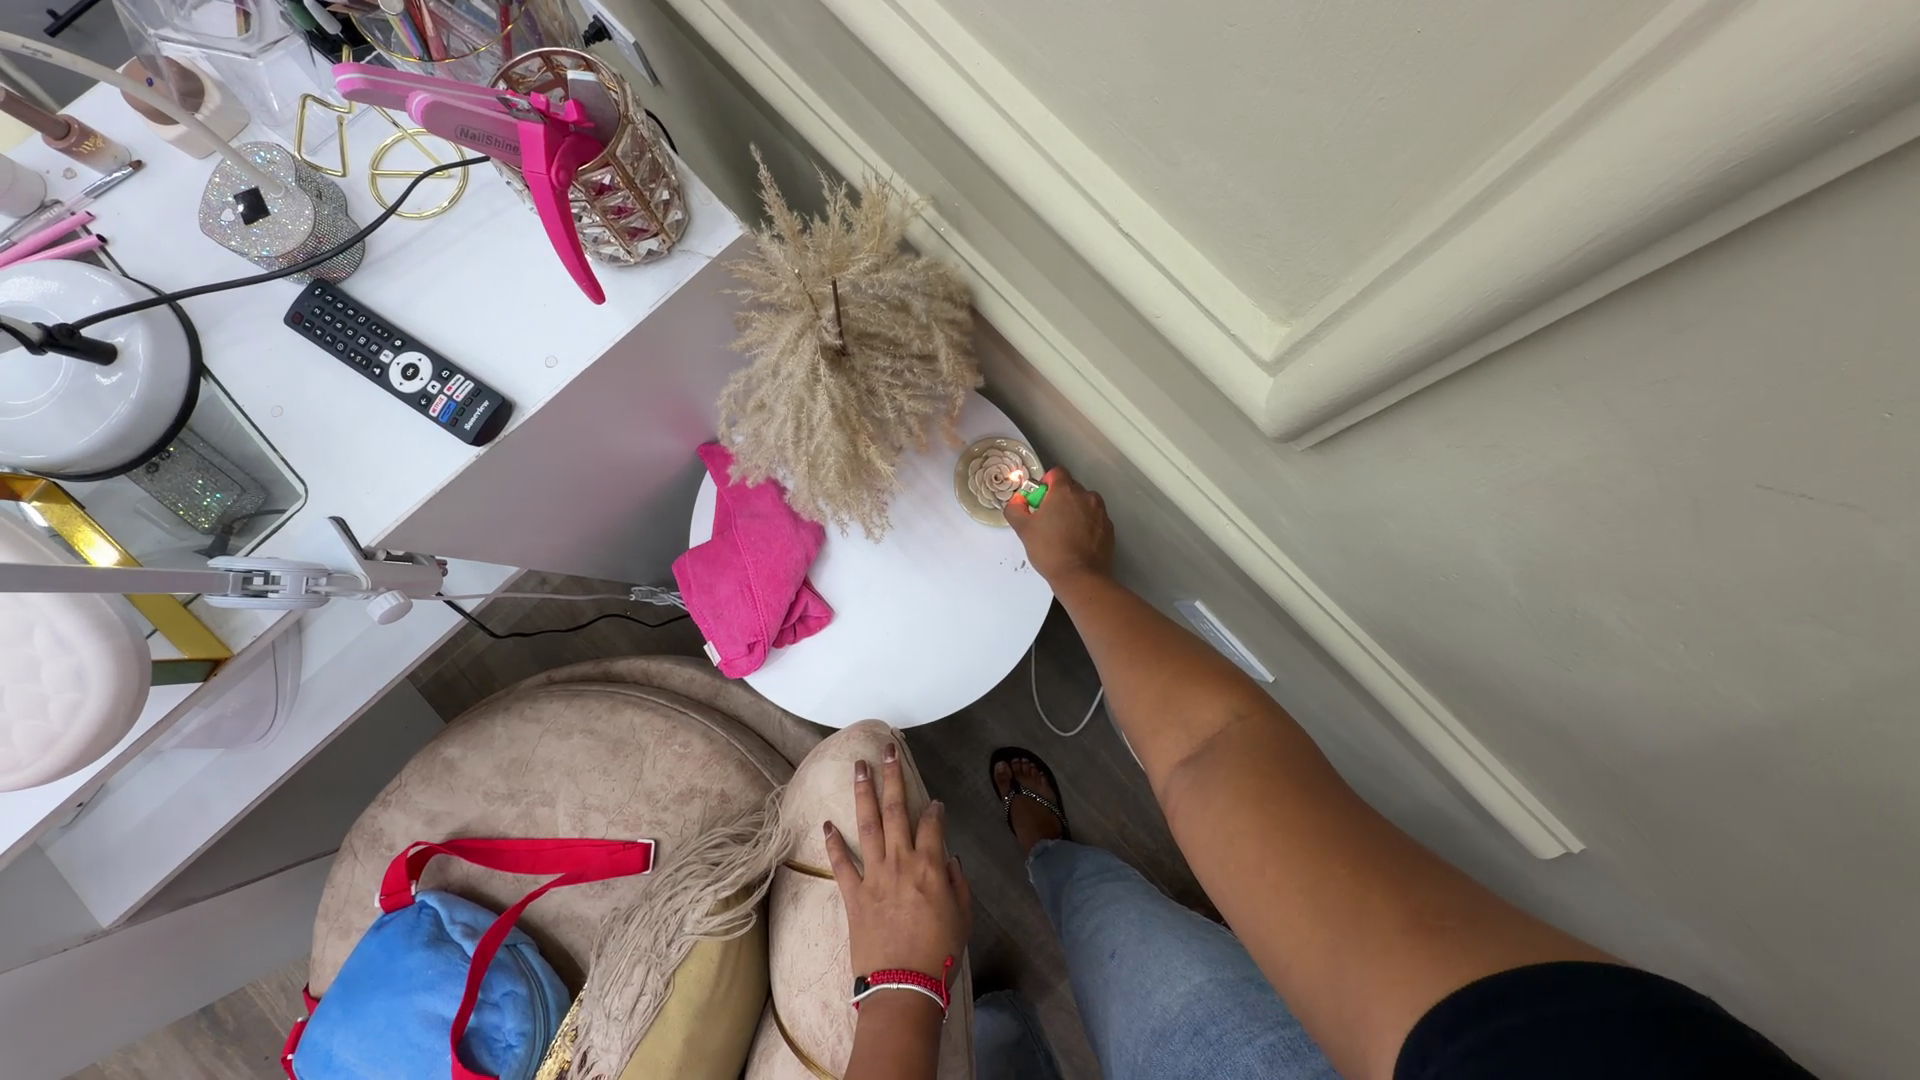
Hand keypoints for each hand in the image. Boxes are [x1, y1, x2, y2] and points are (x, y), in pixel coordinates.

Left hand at [824, 742, 972, 981]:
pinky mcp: (853, 894)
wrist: (904, 986)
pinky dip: (833, 843)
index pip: (933, 823)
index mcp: (930, 865)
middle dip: (892, 777)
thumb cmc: (940, 954)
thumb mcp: (963, 916)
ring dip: (863, 793)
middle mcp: (901, 861)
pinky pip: (841, 863)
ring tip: (858, 767)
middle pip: (897, 809)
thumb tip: (950, 859)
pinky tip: (826, 823)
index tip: (935, 803)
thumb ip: (957, 883)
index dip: (934, 809)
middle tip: (886, 750)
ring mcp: (874, 875)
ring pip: (868, 825)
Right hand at [1004, 465, 1114, 583]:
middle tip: (1049, 519)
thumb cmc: (1050, 550)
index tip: (1040, 500)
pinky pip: (1095, 519)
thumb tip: (1017, 501)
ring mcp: (1101, 512)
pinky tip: (1077, 541)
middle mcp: (1086, 496)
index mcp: (1064, 491)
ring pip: (1085, 503)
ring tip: (1064, 531)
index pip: (1056, 472)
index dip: (1046, 484)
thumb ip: (1015, 509)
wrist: (1080, 576)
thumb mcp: (1023, 529)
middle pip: (1071, 488)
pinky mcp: (1109, 528)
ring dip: (1075, 510)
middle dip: (1060, 498)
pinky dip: (1087, 524)